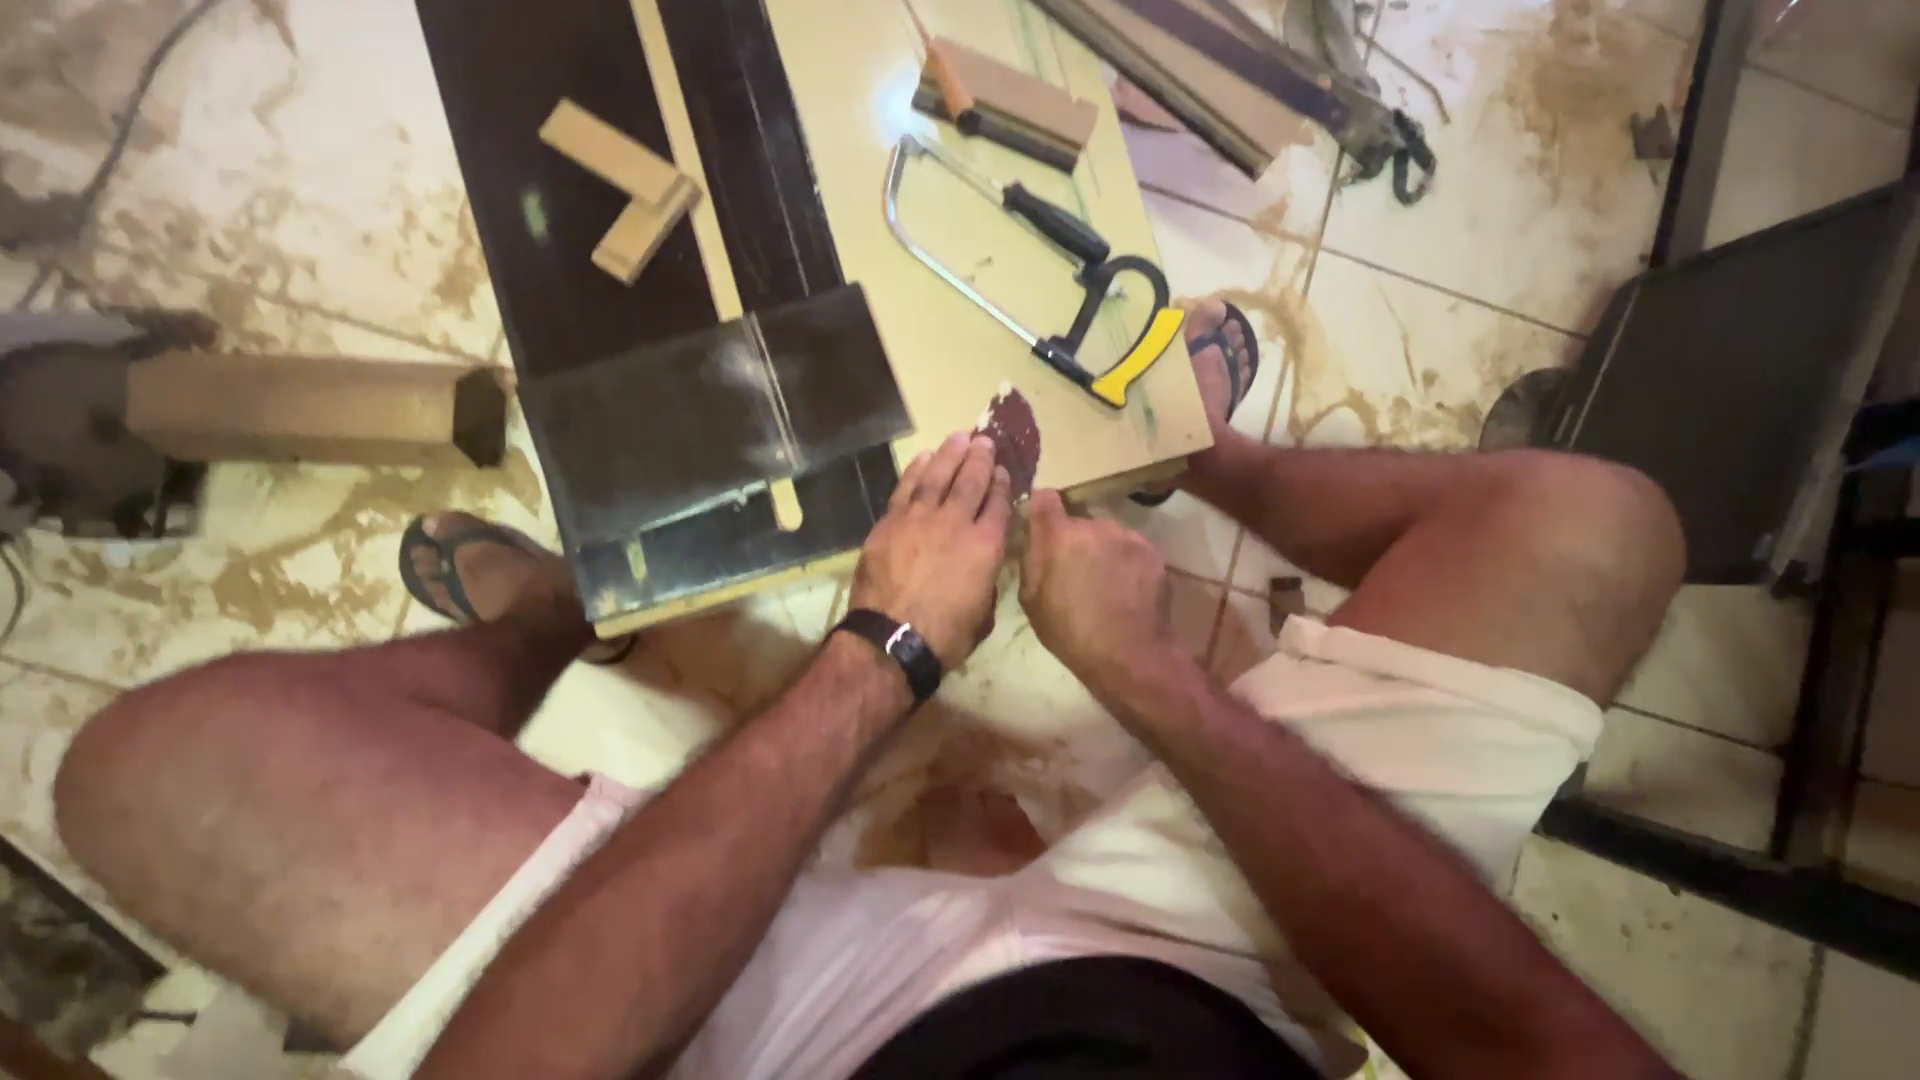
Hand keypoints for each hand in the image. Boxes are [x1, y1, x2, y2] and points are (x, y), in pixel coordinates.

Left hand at [850, 433, 1013, 666]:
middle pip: (971, 481)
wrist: (892, 639)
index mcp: (986, 546)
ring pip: (938, 475)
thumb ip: (986, 581)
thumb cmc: (945, 636)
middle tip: (985, 441)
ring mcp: (920, 518)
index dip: (1003, 484)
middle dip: (980, 458)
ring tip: (959, 437)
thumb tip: (981, 569)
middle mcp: (956, 523)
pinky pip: (906, 488)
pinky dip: (917, 469)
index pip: (999, 504)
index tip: (1004, 471)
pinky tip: (925, 457)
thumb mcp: (984, 614)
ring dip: (950, 454)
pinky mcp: (890, 522)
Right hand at [1018, 489, 1175, 696]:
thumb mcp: (1031, 599)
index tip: (1042, 523)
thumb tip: (1032, 531)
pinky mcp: (1152, 552)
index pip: (1046, 500)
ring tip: (1104, 583)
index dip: (1042, 509)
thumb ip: (1031, 557)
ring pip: (1107, 534)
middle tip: (1075, 571)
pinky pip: (1131, 548)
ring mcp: (1128, 537)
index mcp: (1060, 536)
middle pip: (1079, 522)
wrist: (1128, 654)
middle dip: (1074, 540)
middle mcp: (1095, 526)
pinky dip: (1126, 562)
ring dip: (1103, 550)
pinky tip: (1126, 588)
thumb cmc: (1070, 632)